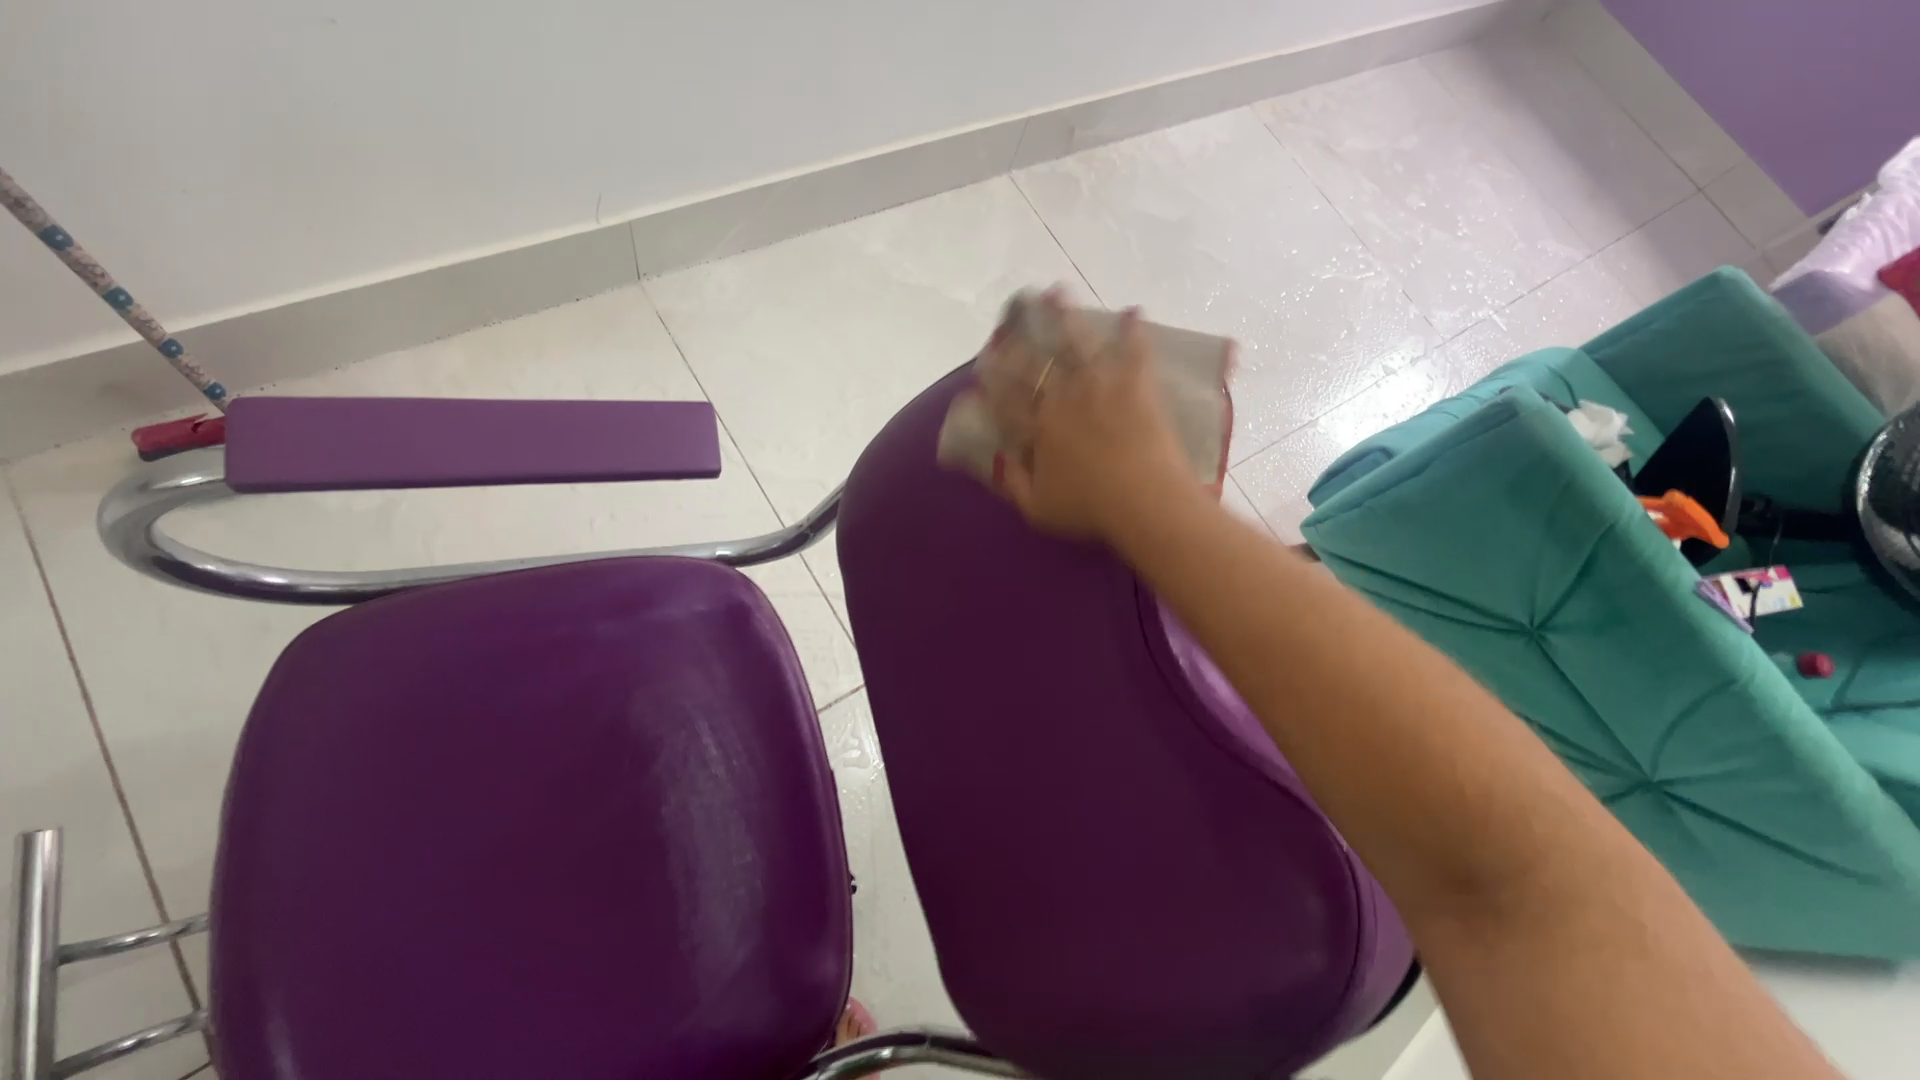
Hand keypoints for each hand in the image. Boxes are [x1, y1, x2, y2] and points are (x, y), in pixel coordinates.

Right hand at [977, 293, 1200, 541]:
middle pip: (1035, 363)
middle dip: (1018, 339)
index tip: (981, 368)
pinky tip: (1133, 311)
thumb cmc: (1090, 510)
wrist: (1144, 501)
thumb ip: (1014, 483)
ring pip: (1077, 343)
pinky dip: (1133, 330)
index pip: (1006, 400)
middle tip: (1009, 320)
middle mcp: (1063, 399)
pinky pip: (1134, 350)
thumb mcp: (1039, 509)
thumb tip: (996, 461)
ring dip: (1065, 316)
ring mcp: (1100, 386)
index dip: (992, 383)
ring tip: (1057, 292)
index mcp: (1038, 429)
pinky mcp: (1136, 384)